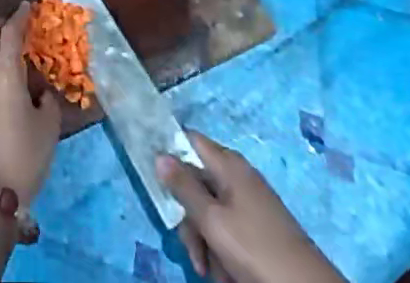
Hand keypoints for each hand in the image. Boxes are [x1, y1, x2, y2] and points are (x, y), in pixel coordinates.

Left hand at [0, 2, 62, 205]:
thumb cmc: (23, 153)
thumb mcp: (48, 126)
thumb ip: (45, 100)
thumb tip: (39, 91)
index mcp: (5, 71)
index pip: (10, 32)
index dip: (19, 16)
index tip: (26, 6)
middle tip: (10, 31)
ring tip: (5, 53)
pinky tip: (2, 81)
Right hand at [159, 131, 344, 282]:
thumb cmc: (255, 249)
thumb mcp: (212, 220)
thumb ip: (184, 187)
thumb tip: (159, 154)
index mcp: (229, 165)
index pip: (190, 140)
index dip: (169, 151)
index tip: (153, 175)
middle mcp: (237, 177)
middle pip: (195, 182)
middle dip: (188, 217)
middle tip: (192, 248)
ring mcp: (248, 202)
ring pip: (208, 211)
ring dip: (203, 240)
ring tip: (209, 270)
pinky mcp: (256, 227)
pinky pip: (225, 229)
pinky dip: (220, 249)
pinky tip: (224, 274)